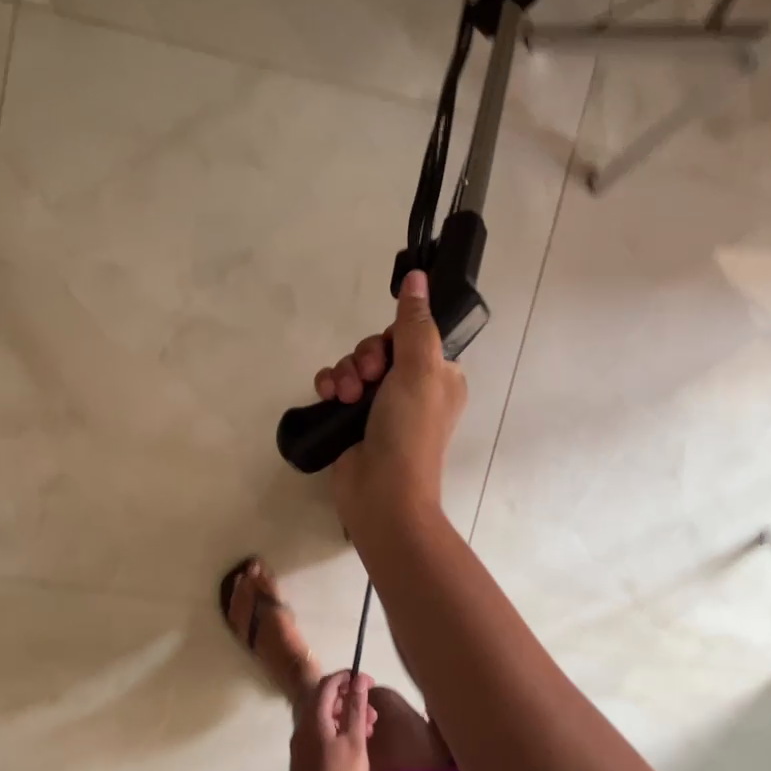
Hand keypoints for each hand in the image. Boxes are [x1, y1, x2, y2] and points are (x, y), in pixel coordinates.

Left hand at [288, 671, 375, 770]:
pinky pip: (320, 735)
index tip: (368, 681)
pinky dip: (338, 732)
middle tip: (373, 711)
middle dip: (349, 698)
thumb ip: (356, 710)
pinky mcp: (302, 763)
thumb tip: (358, 681)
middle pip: (323, 700)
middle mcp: (301, 729)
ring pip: (323, 719)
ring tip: (370, 729)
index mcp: (312, 720)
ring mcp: (299, 747)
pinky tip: (355, 747)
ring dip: (345, 716)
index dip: (347, 677)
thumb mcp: (355, 744)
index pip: (327, 684)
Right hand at [313, 270, 467, 538]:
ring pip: (356, 364)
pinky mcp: (353, 419)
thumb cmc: (410, 430)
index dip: (395, 336)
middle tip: (369, 378)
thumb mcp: (419, 369)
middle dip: (366, 357)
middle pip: (380, 347)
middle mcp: (413, 388)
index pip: (414, 334)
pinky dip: (331, 386)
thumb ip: (415, 321)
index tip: (389, 348)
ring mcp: (382, 406)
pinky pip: (337, 384)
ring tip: (347, 396)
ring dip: (346, 373)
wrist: (382, 493)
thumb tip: (419, 277)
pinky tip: (329, 396)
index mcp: (440, 376)